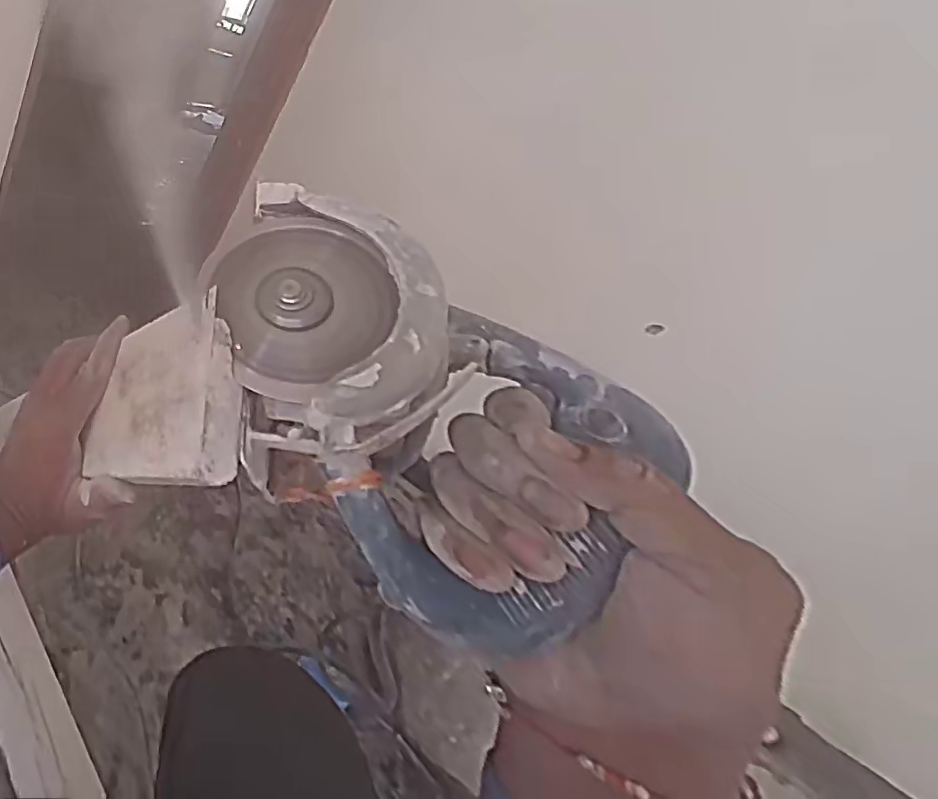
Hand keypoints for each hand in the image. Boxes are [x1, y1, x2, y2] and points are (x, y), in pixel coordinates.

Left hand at [0, 316, 134, 560]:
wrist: (4, 508)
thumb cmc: (43, 506)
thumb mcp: (77, 510)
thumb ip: (102, 499)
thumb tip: (128, 491)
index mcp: (60, 423)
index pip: (87, 377)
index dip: (105, 350)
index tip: (119, 326)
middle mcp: (44, 405)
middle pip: (68, 358)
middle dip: (92, 342)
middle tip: (118, 339)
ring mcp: (32, 403)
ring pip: (55, 362)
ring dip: (79, 350)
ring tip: (102, 351)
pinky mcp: (27, 408)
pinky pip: (50, 372)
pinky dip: (67, 362)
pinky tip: (81, 373)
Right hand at [423, 387, 802, 797]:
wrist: (637, 726)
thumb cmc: (696, 651)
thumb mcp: (715, 568)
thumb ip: (643, 490)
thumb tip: (549, 440)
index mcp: (586, 473)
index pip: (523, 408)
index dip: (519, 420)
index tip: (539, 450)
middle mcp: (524, 483)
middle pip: (473, 433)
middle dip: (512, 480)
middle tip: (563, 528)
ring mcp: (479, 515)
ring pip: (444, 474)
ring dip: (489, 522)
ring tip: (539, 573)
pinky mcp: (446, 549)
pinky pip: (418, 519)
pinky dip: (456, 548)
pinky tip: (494, 581)